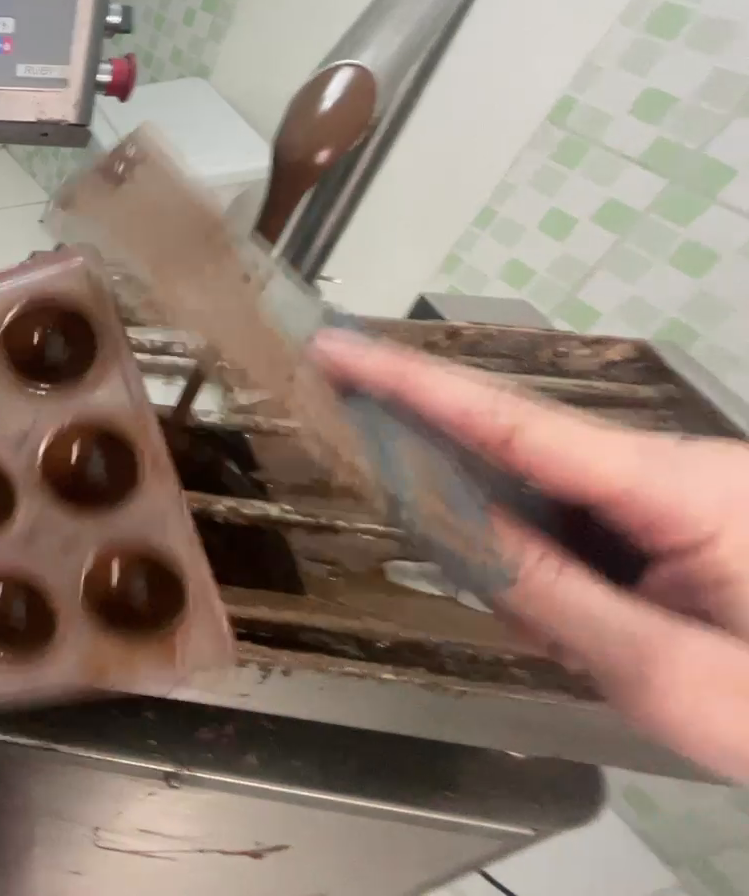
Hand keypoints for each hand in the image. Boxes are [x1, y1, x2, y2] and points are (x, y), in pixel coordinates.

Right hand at [310, 329, 748, 781]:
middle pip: (513, 461)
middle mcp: (676, 471)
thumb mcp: (671, 673)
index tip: (331, 348)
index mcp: (680, 488)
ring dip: (529, 565)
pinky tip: (600, 626)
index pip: (504, 419)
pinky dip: (560, 574)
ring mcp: (684, 492)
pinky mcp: (689, 518)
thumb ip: (542, 590)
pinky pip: (577, 525)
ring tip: (586, 642)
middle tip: (515, 604)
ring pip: (541, 501)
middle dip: (476, 521)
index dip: (406, 381)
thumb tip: (443, 522)